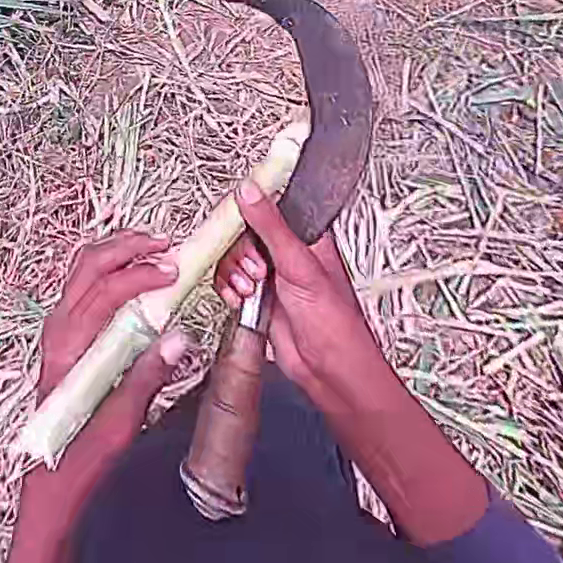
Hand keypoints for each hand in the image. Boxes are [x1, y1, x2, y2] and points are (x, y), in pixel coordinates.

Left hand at [5, 232, 187, 562]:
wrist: (51, 477)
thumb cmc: (81, 454)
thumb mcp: (121, 421)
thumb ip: (148, 376)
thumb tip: (179, 338)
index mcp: (68, 343)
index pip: (104, 291)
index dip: (140, 274)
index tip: (173, 270)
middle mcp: (58, 325)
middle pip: (89, 265)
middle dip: (127, 247)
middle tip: (164, 245)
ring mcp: (59, 325)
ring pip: (84, 269)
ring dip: (118, 252)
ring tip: (153, 250)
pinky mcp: (66, 331)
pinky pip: (86, 284)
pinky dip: (111, 268)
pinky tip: (134, 274)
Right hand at [214, 181, 386, 404]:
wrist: (329, 372)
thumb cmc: (335, 323)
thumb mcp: (299, 265)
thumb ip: (270, 225)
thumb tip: (250, 190)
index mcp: (303, 237)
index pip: (266, 208)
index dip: (248, 213)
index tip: (235, 222)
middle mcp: (285, 253)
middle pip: (242, 234)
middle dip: (241, 253)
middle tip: (256, 269)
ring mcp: (270, 275)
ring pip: (232, 257)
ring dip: (233, 273)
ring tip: (251, 288)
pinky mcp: (256, 296)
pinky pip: (228, 280)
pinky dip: (227, 288)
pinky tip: (239, 298)